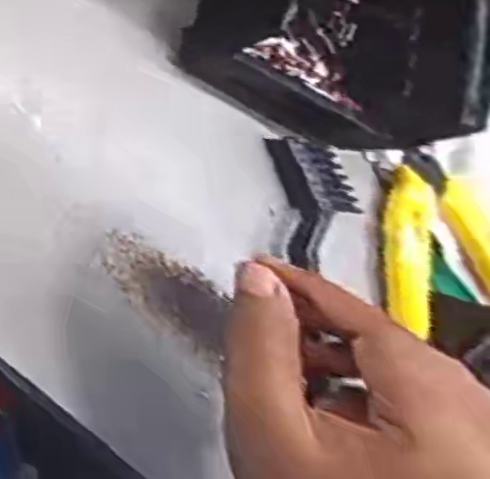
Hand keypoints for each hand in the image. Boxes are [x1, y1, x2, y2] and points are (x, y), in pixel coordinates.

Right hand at [225, 256, 489, 478]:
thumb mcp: (263, 413)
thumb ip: (258, 340)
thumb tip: (257, 278)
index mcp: (451, 428)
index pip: (379, 328)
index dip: (314, 290)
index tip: (262, 266)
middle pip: (411, 355)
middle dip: (334, 325)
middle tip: (270, 309)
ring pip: (430, 383)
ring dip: (356, 357)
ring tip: (294, 361)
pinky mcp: (478, 469)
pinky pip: (445, 414)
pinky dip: (384, 392)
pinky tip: (337, 403)